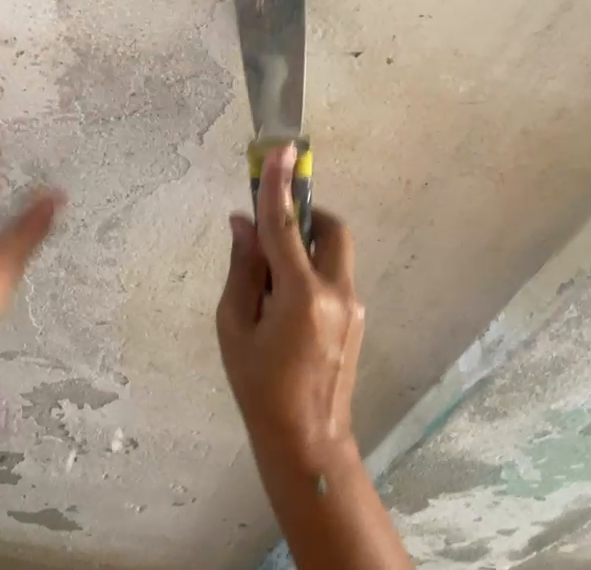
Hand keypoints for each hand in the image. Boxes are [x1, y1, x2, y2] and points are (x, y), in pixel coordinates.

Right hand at [217, 144, 363, 461]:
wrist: (308, 442)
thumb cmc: (259, 388)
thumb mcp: (234, 326)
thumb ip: (242, 268)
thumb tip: (244, 223)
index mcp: (302, 295)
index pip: (286, 225)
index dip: (279, 184)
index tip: (281, 148)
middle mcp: (337, 292)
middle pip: (331, 228)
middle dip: (305, 214)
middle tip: (271, 231)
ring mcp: (353, 306)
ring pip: (334, 252)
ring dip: (305, 246)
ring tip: (271, 281)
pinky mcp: (356, 318)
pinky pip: (333, 275)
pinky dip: (310, 270)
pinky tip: (285, 305)